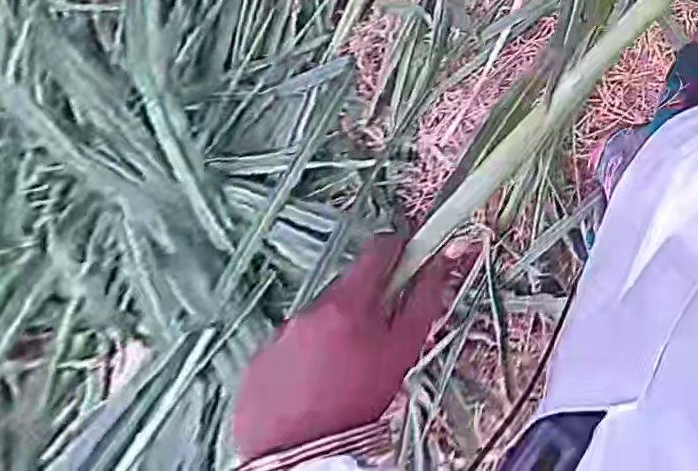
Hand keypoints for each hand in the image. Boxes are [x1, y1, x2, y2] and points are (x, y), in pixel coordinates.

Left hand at [233, 235, 471, 459]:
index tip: (409, 254)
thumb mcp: (405, 345)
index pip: (379, 250)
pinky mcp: (258, 363)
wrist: (303, 457)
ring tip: (346, 362)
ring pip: (320, 315)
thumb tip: (439, 264)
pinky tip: (318, 377)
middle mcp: (309, 312)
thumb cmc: (357, 403)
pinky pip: (290, 343)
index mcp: (348, 302)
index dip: (399, 249)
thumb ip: (426, 296)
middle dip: (367, 298)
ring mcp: (279, 337)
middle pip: (349, 285)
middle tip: (380, 326)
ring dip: (335, 327)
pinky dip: (306, 352)